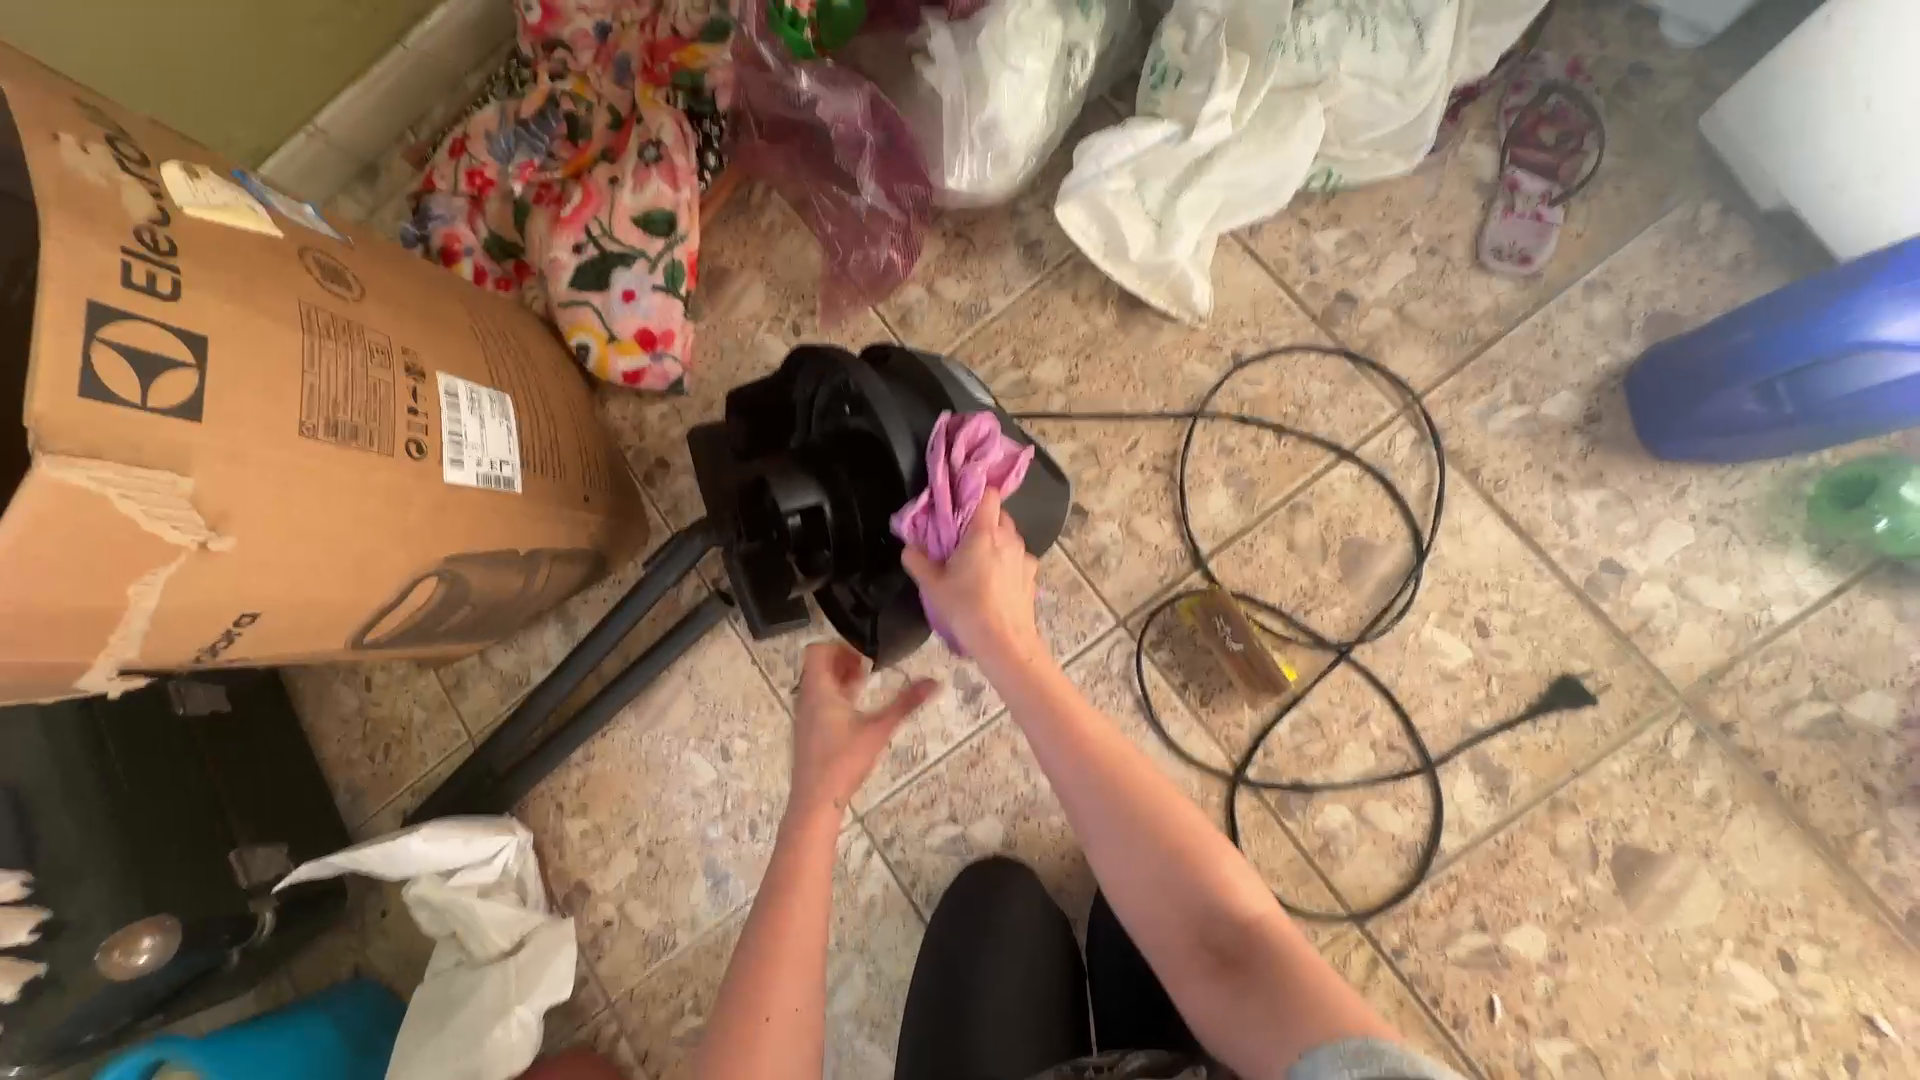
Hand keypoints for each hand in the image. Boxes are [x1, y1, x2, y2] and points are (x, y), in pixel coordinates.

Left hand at [790, 642, 937, 816]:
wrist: (816, 800)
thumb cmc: (844, 760)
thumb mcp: (879, 729)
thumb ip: (906, 704)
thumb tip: (935, 682)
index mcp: (818, 690)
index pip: (817, 651)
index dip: (839, 646)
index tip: (864, 656)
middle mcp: (807, 698)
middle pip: (818, 666)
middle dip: (843, 661)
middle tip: (869, 668)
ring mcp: (805, 716)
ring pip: (818, 684)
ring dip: (840, 678)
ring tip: (865, 684)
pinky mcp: (808, 731)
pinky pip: (819, 700)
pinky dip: (835, 695)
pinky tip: (856, 710)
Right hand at [900, 489, 1049, 673]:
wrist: (1004, 642)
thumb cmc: (966, 608)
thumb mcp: (933, 586)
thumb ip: (917, 560)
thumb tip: (908, 547)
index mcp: (984, 532)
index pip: (988, 494)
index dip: (975, 494)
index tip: (961, 505)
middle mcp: (1009, 538)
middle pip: (999, 515)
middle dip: (983, 521)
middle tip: (963, 539)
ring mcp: (1025, 557)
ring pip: (1010, 538)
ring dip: (996, 543)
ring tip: (979, 564)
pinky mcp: (1032, 576)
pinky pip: (1018, 560)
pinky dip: (1008, 563)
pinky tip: (996, 583)